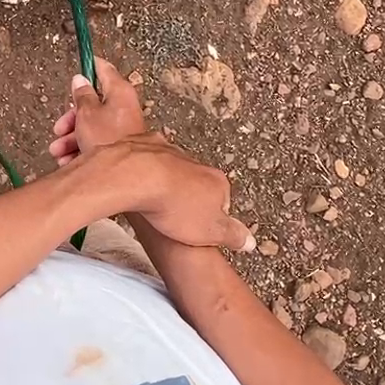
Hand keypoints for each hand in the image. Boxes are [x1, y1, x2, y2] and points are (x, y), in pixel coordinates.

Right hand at [48, 57, 147, 163]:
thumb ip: (82, 95)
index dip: (89, 66)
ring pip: (93, 125)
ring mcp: (123, 126)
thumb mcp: (87, 113)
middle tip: (60, 128)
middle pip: (92, 103)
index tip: (81, 63)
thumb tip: (80, 80)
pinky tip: (70, 159)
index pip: (103, 69)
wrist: (126, 174)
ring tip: (60, 151)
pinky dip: (83, 148)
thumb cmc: (110, 140)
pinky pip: (98, 141)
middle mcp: (124, 107)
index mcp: (119, 91)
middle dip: (72, 117)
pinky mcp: (121, 145)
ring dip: (73, 137)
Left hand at [94, 136, 253, 251]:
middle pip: (197, 182)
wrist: (135, 176)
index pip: (223, 201)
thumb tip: (249, 241)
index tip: (198, 229)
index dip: (211, 217)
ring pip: (173, 167)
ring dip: (166, 180)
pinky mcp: (143, 143)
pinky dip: (143, 166)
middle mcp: (196, 161)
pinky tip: (135, 181)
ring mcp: (169, 150)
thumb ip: (233, 235)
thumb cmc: (171, 204)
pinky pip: (146, 155)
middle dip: (188, 196)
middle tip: (174, 217)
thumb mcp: (210, 232)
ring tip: (153, 201)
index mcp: (216, 181)